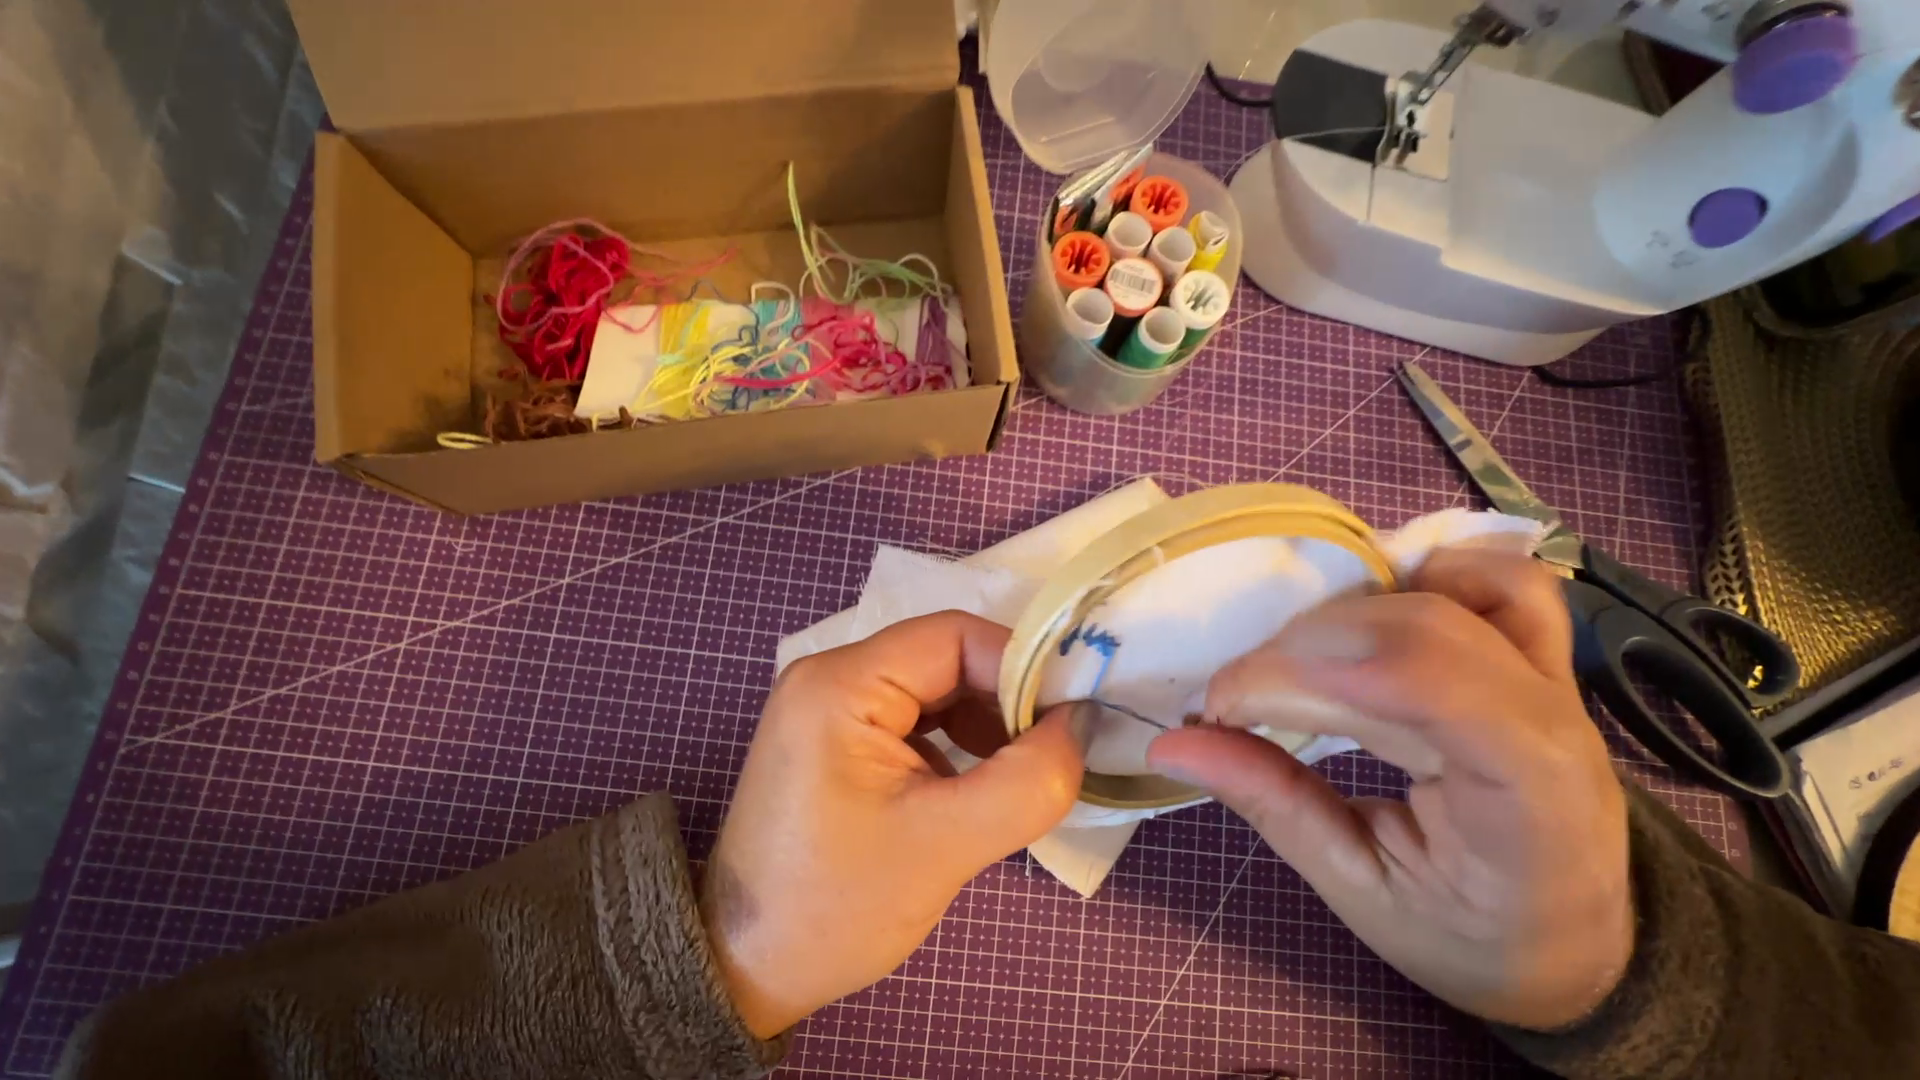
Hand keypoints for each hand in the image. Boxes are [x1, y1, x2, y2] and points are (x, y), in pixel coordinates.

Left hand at [703, 612, 1085, 1037]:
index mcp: (841, 683)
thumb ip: (1028, 781)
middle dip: (1007, 699)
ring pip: (936, 689)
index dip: (1022, 667)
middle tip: (1058, 748)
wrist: (743, 970)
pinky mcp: (839, 740)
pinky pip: (915, 719)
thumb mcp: (944, 845)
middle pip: (946, 659)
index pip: (954, 637)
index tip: (1073, 714)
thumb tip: (1080, 724)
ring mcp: (831, 707)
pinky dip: (958, 743)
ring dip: (987, 723)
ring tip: (1025, 771)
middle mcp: (831, 676)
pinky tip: (982, 781)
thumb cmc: (837, 907)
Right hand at [1147, 548, 1631, 1030]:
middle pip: (1414, 628)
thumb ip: (1274, 806)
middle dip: (1297, 652)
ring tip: (1291, 663)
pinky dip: (1426, 574)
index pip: (1417, 684)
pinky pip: (1499, 580)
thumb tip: (1171, 744)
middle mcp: (1554, 720)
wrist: (1574, 937)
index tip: (1220, 708)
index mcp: (1527, 799)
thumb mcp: (1361, 891)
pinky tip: (1372, 611)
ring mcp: (1557, 678)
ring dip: (1341, 614)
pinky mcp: (1542, 656)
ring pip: (1447, 593)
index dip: (1301, 677)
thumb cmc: (1470, 932)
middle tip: (1234, 700)